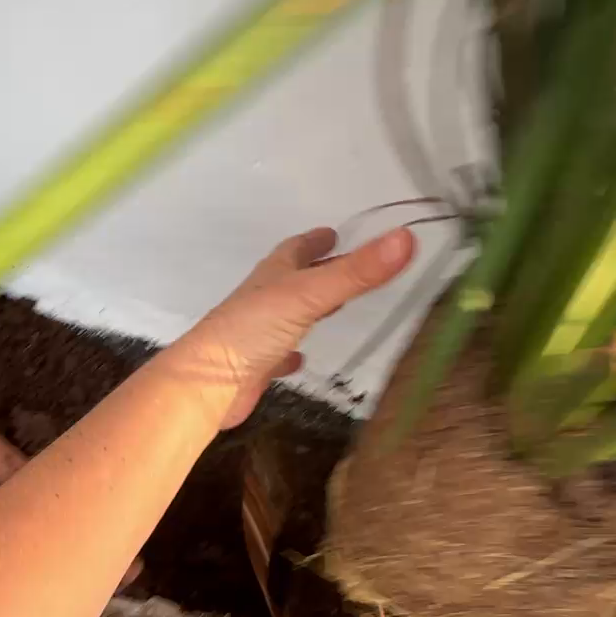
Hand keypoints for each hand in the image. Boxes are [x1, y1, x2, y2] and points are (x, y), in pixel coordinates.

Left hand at [168, 226, 415, 427]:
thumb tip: (407, 238)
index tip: (335, 233)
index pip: (296, 250)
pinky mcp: (253, 368)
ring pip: (285, 316)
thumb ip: (356, 273)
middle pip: (293, 281)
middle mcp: (262, 302)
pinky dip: (290, 353)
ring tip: (333, 309)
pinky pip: (275, 356)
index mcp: (273, 277)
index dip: (316, 241)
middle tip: (345, 268)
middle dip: (317, 272)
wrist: (208, 383)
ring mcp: (256, 336)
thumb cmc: (253, 330)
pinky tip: (300, 359)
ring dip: (306, 310)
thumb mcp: (309, 295)